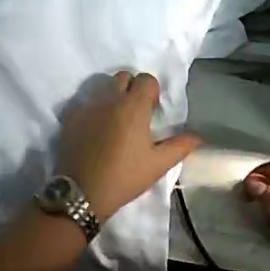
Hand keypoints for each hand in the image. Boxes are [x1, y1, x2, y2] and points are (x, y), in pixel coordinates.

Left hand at [56, 72, 201, 221]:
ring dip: (112, 96)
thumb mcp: (158, 164)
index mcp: (134, 106)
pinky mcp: (70, 118)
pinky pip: (84, 102)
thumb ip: (181, 146)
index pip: (146, 79)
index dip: (152, 91)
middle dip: (132, 88)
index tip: (152, 112)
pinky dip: (93, 109)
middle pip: (123, 77)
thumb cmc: (125, 176)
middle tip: (136, 114)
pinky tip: (95, 130)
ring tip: (116, 121)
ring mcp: (87, 106)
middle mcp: (110, 99)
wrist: (82, 193)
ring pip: (102, 87)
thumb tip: (199, 136)